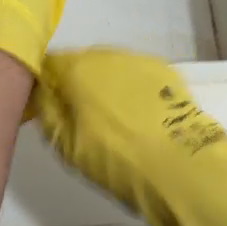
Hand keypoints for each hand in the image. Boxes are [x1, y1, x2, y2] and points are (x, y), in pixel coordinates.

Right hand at [34, 49, 226, 225]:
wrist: (183, 171)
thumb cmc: (117, 162)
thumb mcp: (68, 147)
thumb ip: (50, 113)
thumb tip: (43, 94)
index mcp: (78, 69)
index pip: (50, 64)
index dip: (46, 83)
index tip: (47, 105)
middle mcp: (107, 55)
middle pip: (82, 63)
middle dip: (77, 83)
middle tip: (79, 117)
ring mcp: (140, 61)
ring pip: (111, 68)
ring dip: (106, 86)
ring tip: (113, 122)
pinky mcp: (168, 74)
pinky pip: (137, 77)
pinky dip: (133, 92)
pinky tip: (139, 120)